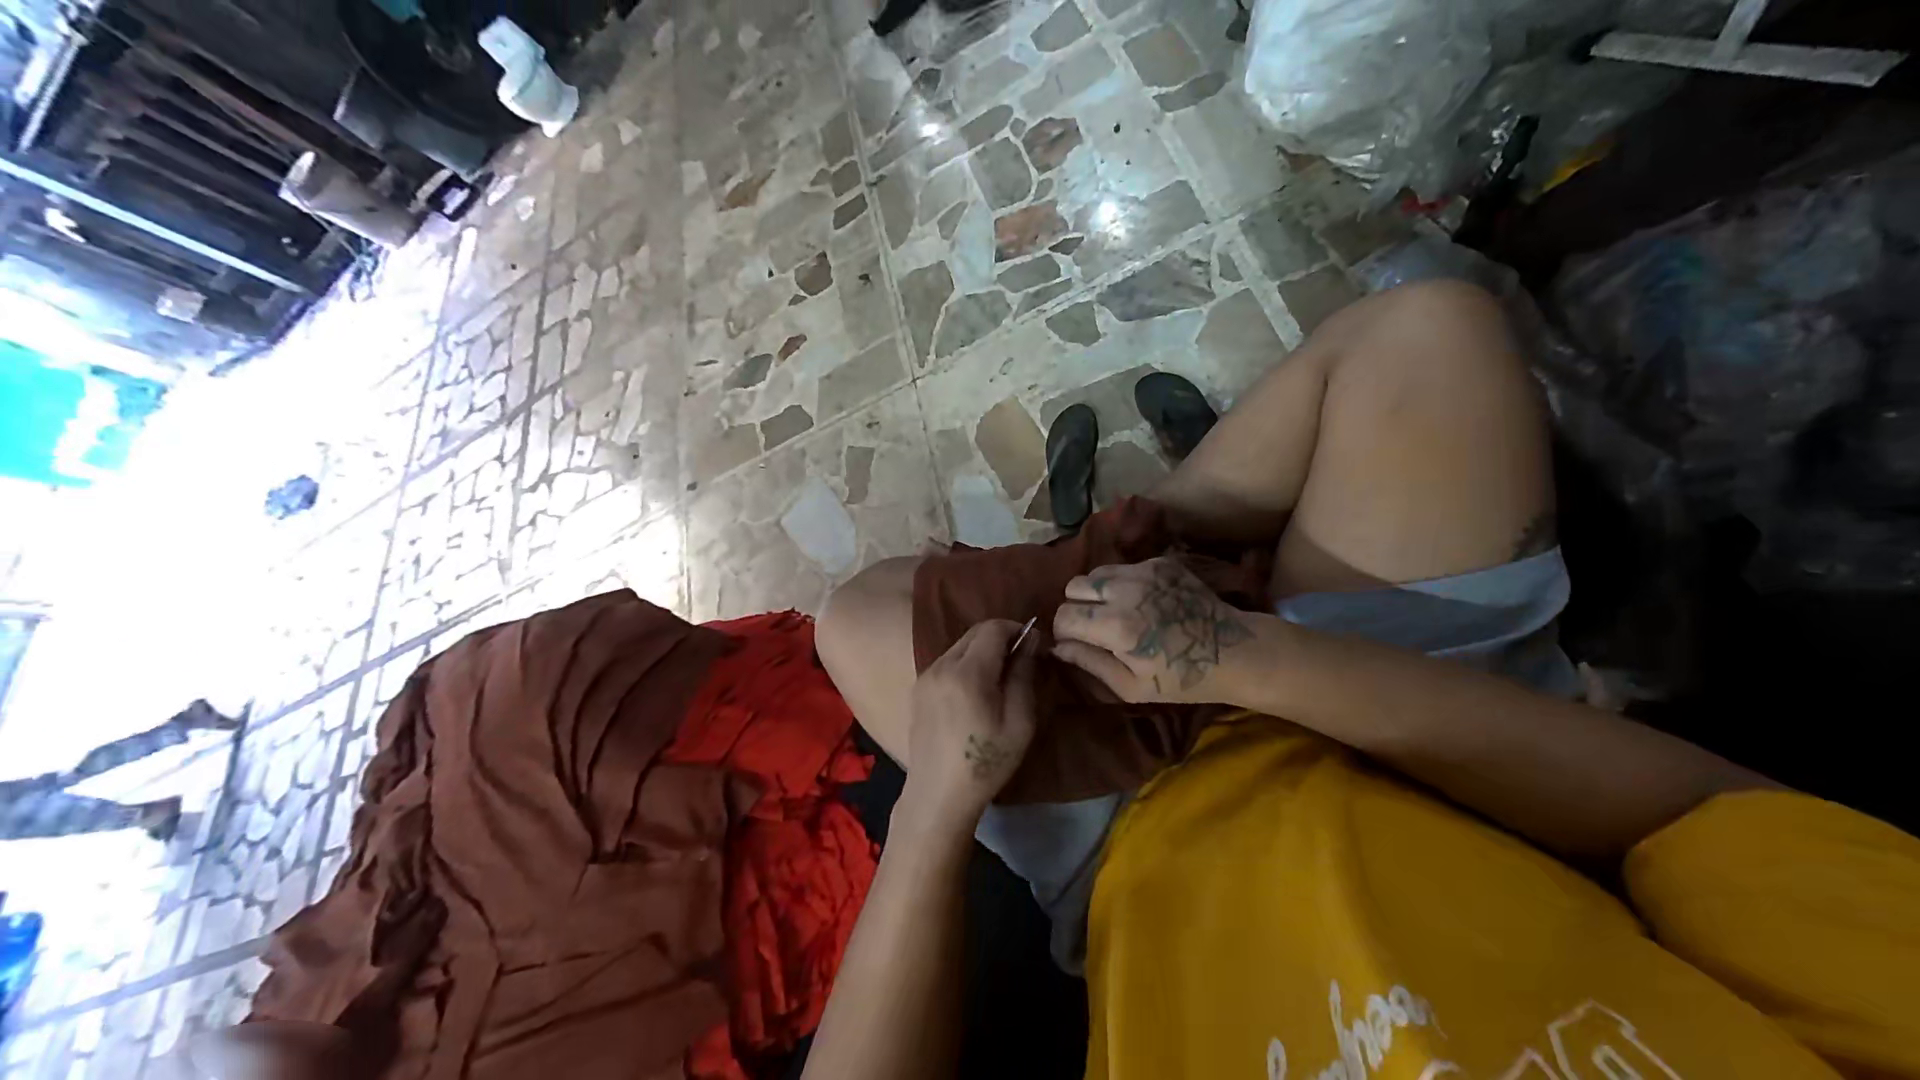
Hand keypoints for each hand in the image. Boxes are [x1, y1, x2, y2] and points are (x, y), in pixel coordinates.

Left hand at [902, 619, 1039, 830]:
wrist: (938, 795)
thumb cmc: (986, 762)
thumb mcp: (1020, 722)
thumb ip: (1024, 675)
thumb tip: (1030, 640)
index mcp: (967, 672)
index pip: (993, 628)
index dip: (1017, 629)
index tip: (1034, 646)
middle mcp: (941, 665)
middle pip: (975, 632)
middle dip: (1001, 638)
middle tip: (1021, 662)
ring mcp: (926, 675)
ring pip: (960, 645)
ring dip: (982, 651)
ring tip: (1000, 679)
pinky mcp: (918, 688)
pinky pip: (947, 661)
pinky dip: (966, 664)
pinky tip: (976, 692)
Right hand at [1051, 557, 1255, 703]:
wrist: (1233, 651)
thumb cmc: (1180, 678)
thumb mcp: (1130, 687)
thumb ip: (1089, 663)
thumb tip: (1057, 647)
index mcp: (1116, 627)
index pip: (1064, 616)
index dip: (1064, 632)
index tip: (1076, 642)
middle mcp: (1125, 591)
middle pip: (1074, 587)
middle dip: (1076, 607)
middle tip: (1094, 627)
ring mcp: (1144, 572)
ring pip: (1095, 573)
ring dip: (1096, 593)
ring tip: (1115, 612)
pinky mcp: (1159, 563)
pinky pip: (1122, 568)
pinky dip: (1121, 584)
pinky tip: (1140, 602)